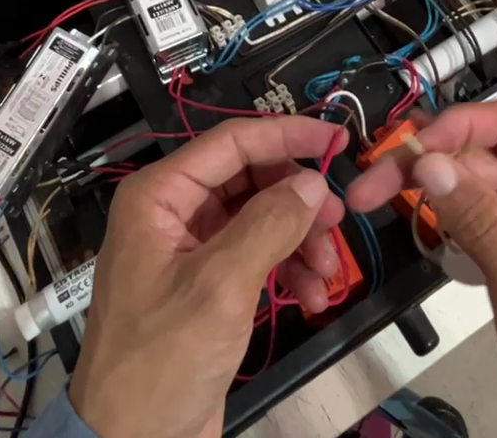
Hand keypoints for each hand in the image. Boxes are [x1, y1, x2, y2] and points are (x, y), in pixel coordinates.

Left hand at [69, 116, 347, 437]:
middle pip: (250, 178)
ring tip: (328, 272)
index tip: (336, 139)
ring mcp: (191, 247)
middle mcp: (173, 211)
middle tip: (338, 220)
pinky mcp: (209, 282)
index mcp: (159, 195)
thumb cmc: (161, 360)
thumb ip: (268, 225)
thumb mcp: (218, 287)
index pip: (231, 143)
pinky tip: (312, 296)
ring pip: (259, 216)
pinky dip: (288, 267)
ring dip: (299, 238)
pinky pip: (257, 253)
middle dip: (296, 198)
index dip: (286, 135)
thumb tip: (312, 182)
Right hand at [346, 103, 496, 437]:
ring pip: (467, 183)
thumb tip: (427, 161)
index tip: (410, 148)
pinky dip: (438, 218)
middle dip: (425, 162)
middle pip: (479, 153)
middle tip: (369, 185)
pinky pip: (469, 215)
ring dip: (422, 189)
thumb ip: (479, 220)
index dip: (457, 127)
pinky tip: (410, 223)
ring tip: (372, 198)